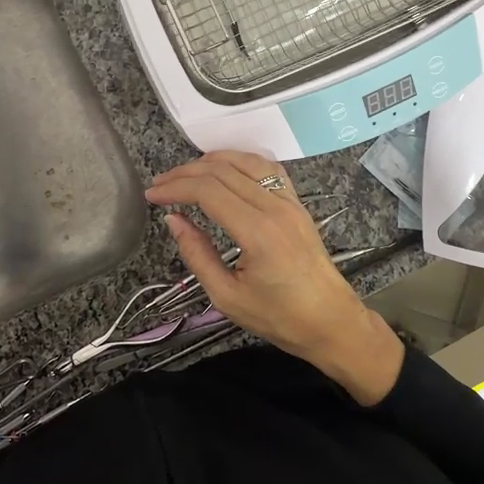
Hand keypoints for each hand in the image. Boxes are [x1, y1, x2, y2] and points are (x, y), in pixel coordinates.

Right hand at [145, 151, 404, 405]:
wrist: (332, 322)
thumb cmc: (279, 317)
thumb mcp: (227, 297)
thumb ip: (197, 255)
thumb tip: (173, 220)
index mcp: (257, 231)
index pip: (207, 191)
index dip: (175, 188)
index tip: (152, 196)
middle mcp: (274, 207)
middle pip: (222, 171)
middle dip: (185, 173)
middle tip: (160, 186)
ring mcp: (290, 201)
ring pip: (245, 161)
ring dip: (211, 161)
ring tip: (186, 175)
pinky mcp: (297, 203)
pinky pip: (267, 168)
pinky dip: (240, 161)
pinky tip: (224, 169)